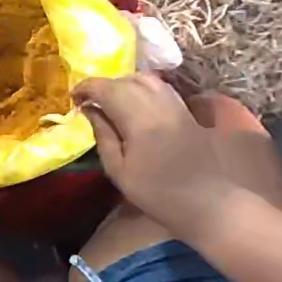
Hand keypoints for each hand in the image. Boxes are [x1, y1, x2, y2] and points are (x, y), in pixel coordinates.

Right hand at [74, 75, 244, 235]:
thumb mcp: (119, 170)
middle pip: (126, 80)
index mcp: (137, 117)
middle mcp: (157, 103)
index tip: (73, 97)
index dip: (87, 88)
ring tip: (112, 99)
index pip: (107, 89)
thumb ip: (103, 136)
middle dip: (104, 85)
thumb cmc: (157, 192)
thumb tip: (90, 111)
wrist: (208, 202)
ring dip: (125, 83)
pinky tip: (137, 102)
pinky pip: (161, 88)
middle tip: (89, 100)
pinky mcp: (187, 112)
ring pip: (146, 79)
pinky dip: (143, 87)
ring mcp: (175, 104)